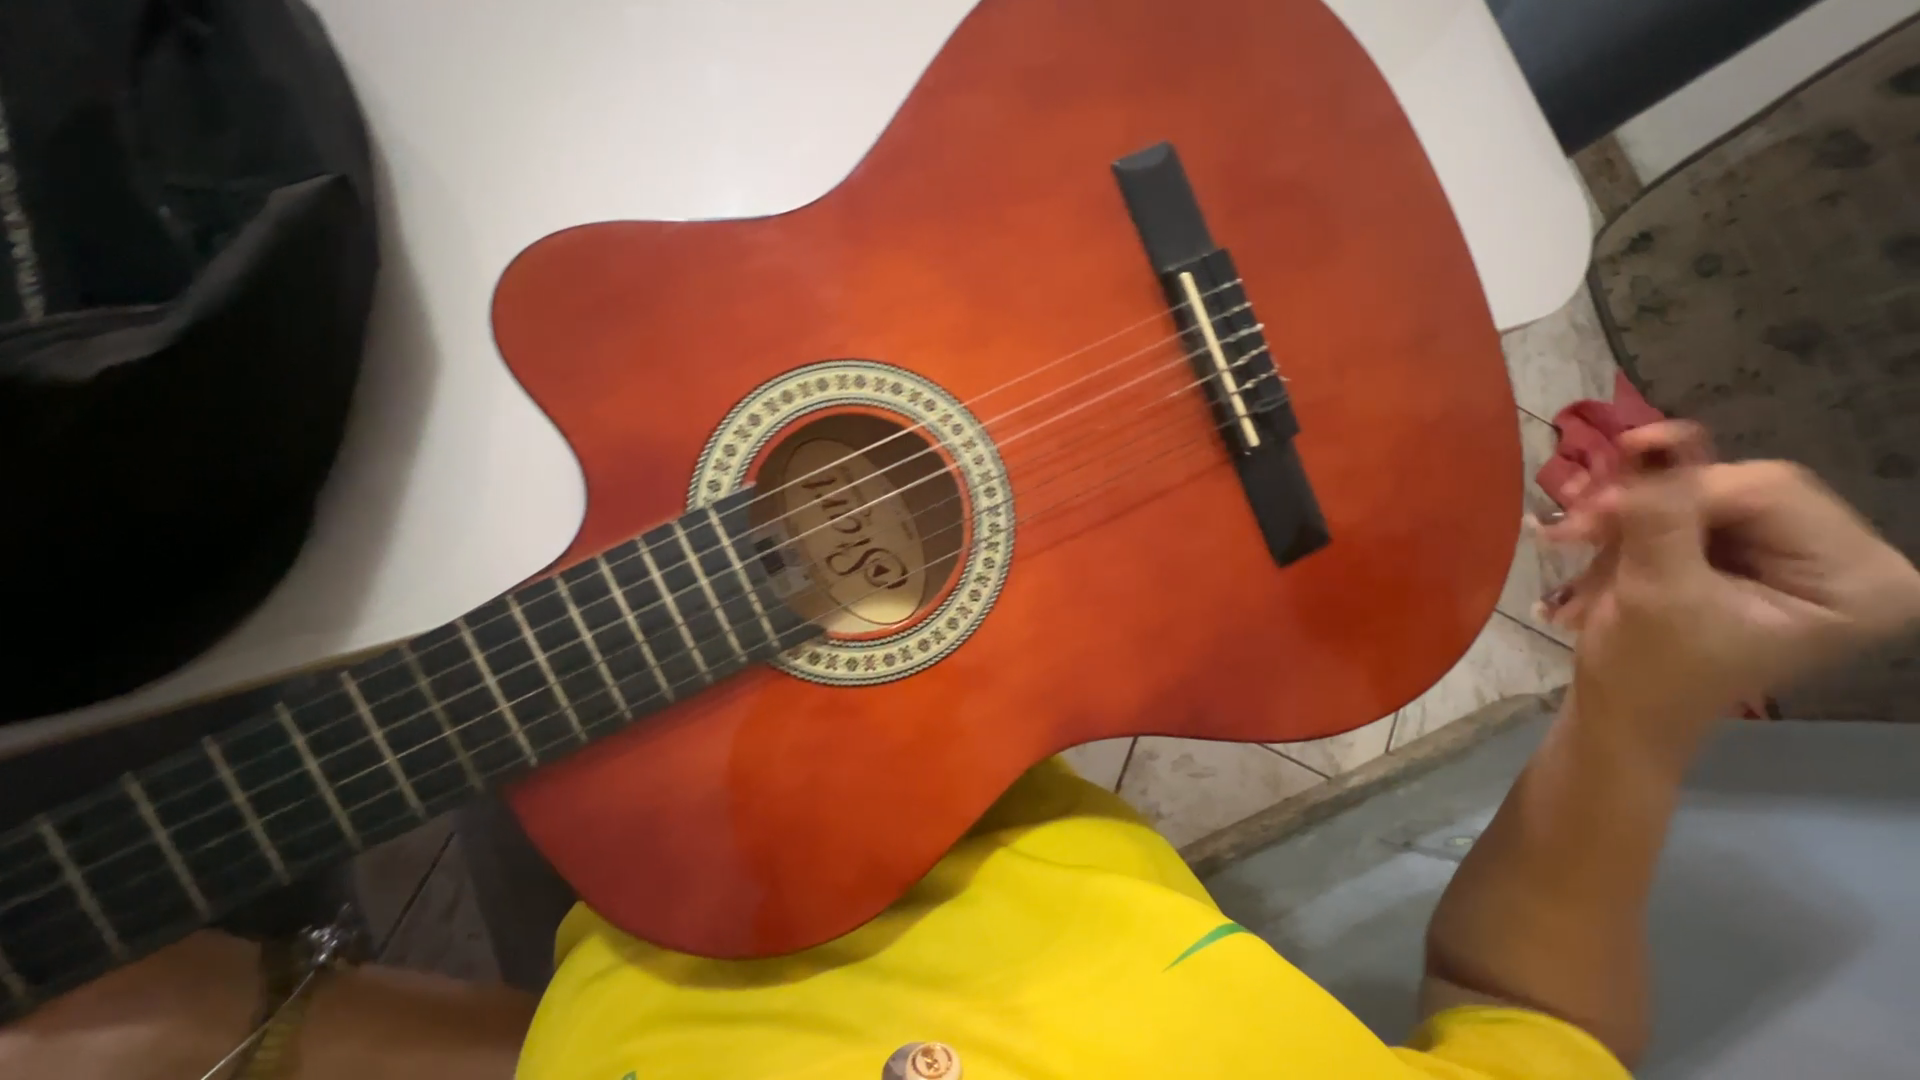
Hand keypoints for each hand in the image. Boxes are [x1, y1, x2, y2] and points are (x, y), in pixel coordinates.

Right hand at [1537, 423, 1919, 746]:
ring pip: (1707, 495)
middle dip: (1648, 503)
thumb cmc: (1649, 673)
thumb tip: (1656, 439)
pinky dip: (1637, 527)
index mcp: (1859, 579)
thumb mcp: (1657, 593)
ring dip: (1631, 514)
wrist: (1624, 717)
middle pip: (1740, 488)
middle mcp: (1849, 560)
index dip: (1674, 492)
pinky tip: (1597, 548)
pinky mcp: (1757, 558)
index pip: (1769, 491)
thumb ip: (1661, 515)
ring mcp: (1802, 557)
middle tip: (1572, 525)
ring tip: (1571, 540)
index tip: (1587, 514)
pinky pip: (1693, 513)